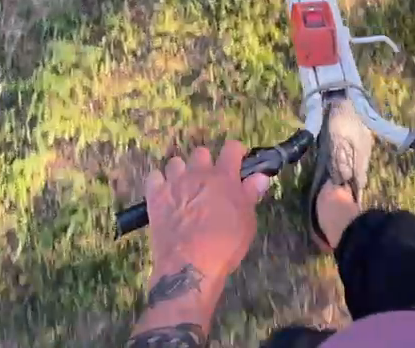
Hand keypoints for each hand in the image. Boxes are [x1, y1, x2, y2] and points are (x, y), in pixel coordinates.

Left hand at [144, 139, 271, 289]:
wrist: (190, 267)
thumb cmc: (225, 246)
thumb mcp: (246, 222)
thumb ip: (251, 195)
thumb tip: (260, 176)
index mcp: (223, 176)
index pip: (231, 148)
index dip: (236, 152)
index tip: (238, 161)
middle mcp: (198, 172)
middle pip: (201, 152)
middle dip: (206, 163)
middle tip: (209, 182)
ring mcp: (175, 182)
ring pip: (176, 162)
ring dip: (181, 172)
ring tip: (185, 188)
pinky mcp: (156, 196)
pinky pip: (154, 177)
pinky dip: (159, 183)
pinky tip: (164, 195)